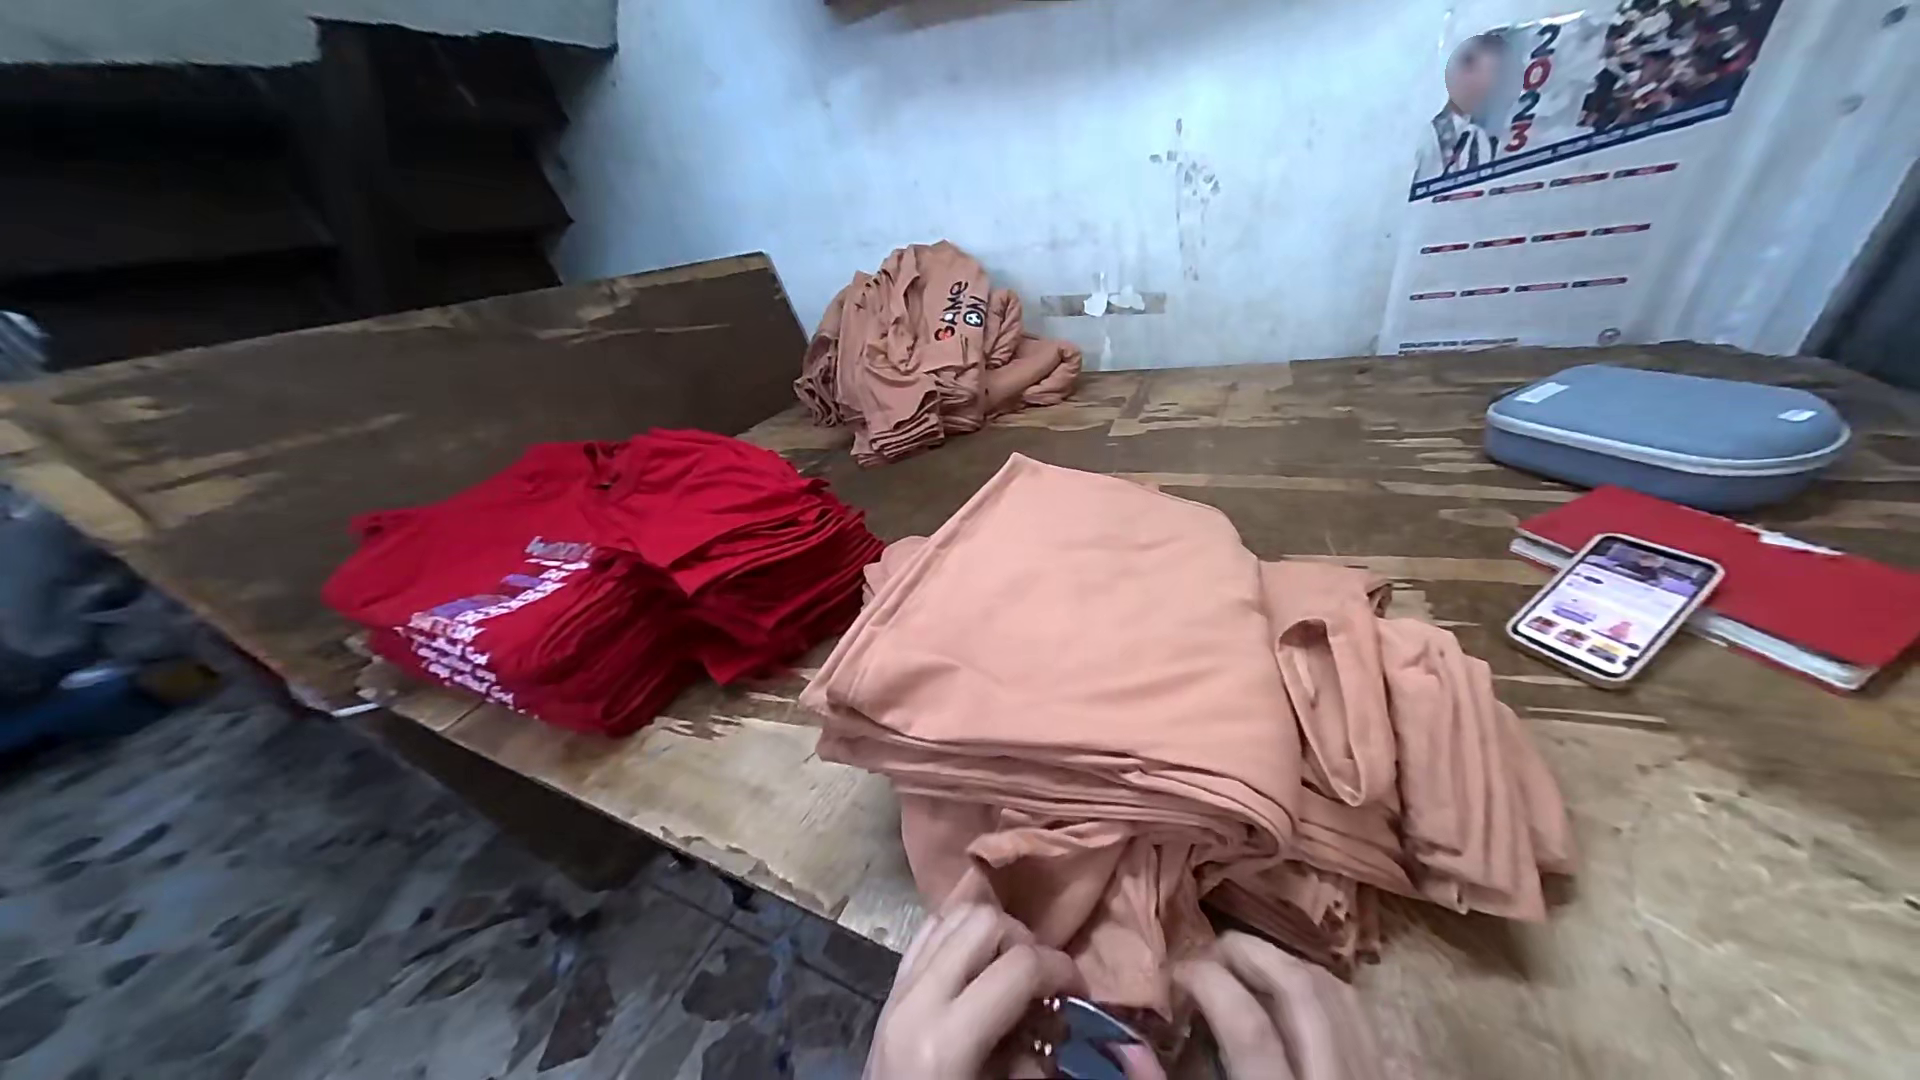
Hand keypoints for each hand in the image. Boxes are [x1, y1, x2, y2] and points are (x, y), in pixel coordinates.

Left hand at [865, 902, 1080, 1079]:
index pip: (1019, 966)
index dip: (1061, 969)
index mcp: (947, 1040)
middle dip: (1024, 942)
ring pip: (956, 914)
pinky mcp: (893, 984)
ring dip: (993, 932)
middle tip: (1043, 981)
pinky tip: (979, 963)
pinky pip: (931, 930)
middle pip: (985, 921)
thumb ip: (1035, 1058)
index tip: (1080, 991)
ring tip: (1011, 970)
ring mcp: (900, 986)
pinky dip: (961, 933)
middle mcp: (919, 997)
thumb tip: (1060, 1017)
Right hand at [1119, 932, 1381, 1079]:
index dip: (1205, 979)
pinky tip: (1286, 995)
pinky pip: (1359, 1017)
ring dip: (1282, 962)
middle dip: (1245, 952)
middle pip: (1300, 990)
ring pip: (1336, 992)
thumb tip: (1128, 1044)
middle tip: (1206, 955)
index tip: (1175, 976)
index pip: (1248, 1025)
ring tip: (1242, 967)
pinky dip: (1318, 988)